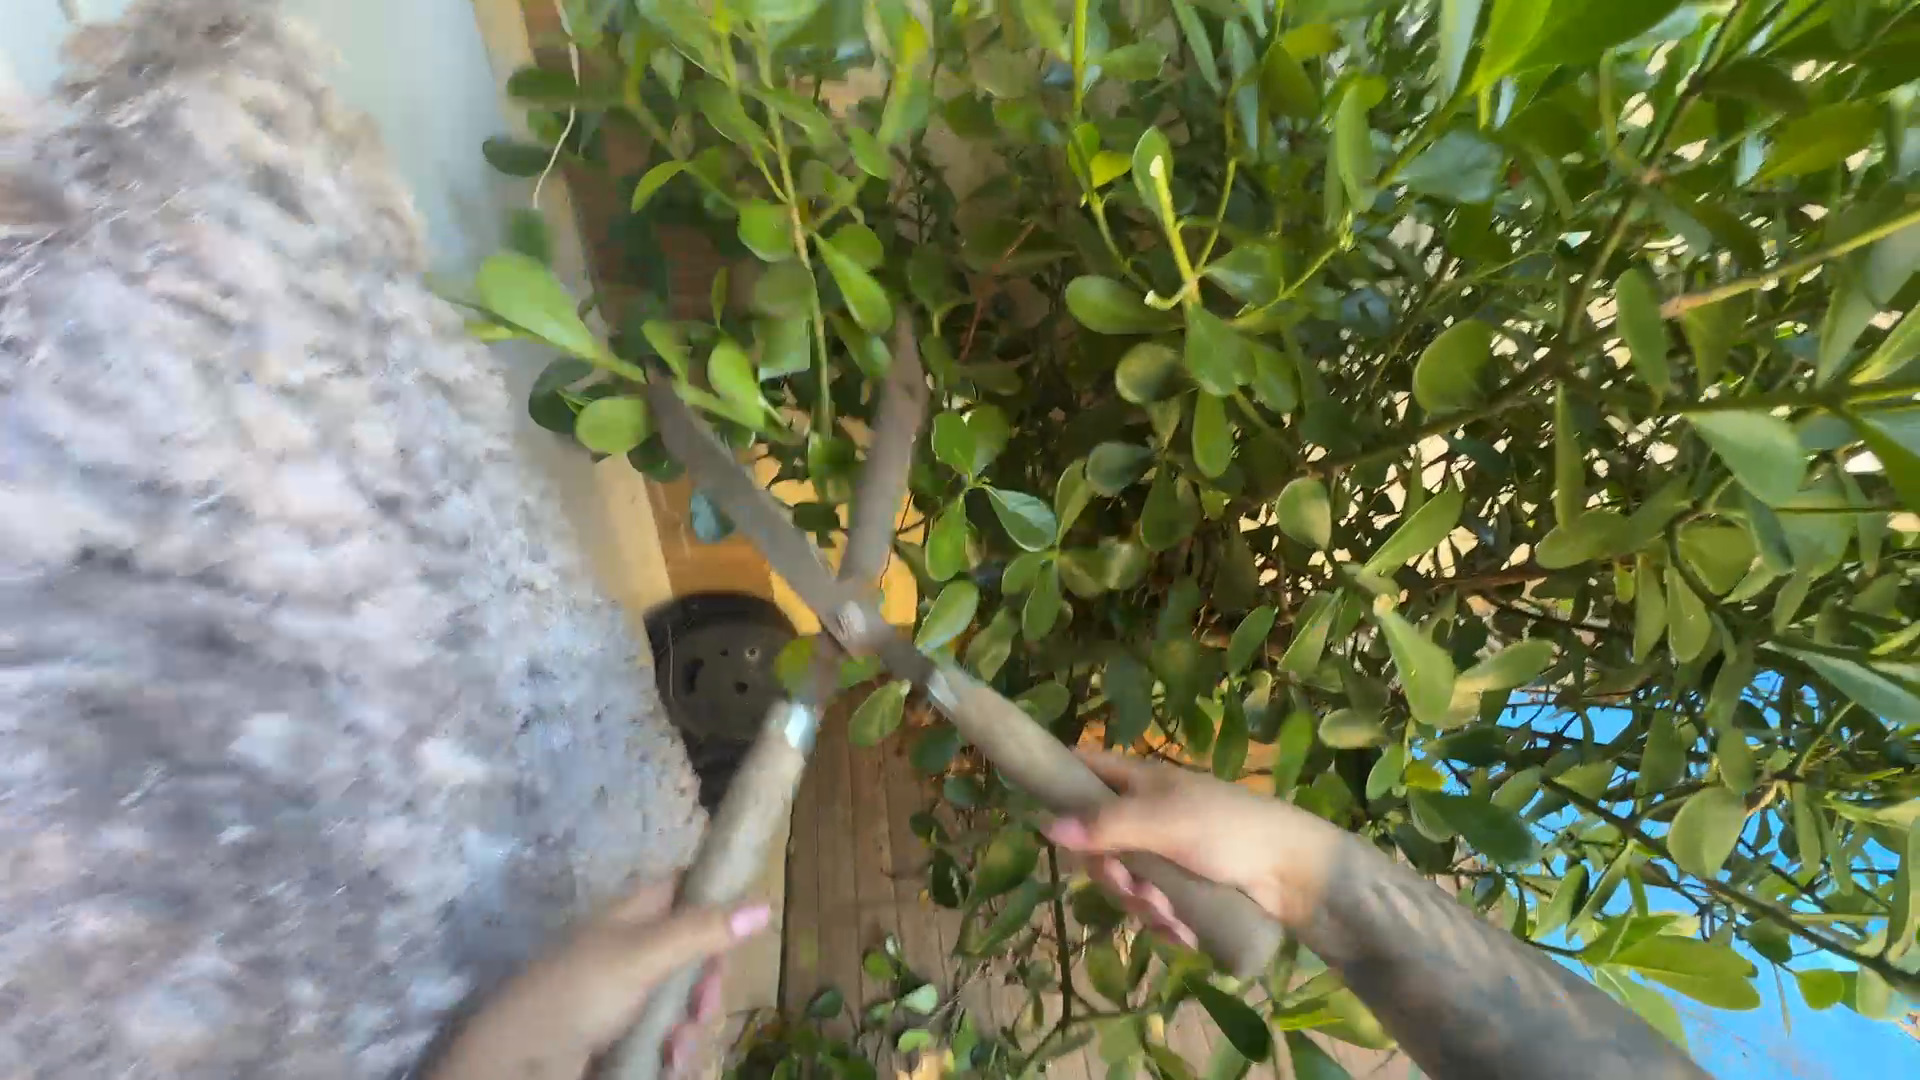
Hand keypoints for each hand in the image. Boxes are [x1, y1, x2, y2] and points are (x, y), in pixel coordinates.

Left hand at [428, 880, 771, 1079]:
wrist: (511, 1072)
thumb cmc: (573, 994)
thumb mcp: (642, 955)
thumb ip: (703, 930)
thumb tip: (766, 903)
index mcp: (635, 916)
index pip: (688, 890)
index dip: (718, 900)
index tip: (742, 923)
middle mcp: (637, 954)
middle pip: (698, 954)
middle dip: (709, 982)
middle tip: (705, 1003)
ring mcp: (632, 1003)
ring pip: (688, 1005)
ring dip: (693, 1028)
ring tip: (678, 1049)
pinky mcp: (629, 1047)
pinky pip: (672, 1044)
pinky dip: (678, 1056)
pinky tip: (670, 1066)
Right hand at [1042, 750, 1347, 936]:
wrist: (1294, 874)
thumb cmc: (1225, 827)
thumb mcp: (1160, 820)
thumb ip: (1104, 824)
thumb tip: (1043, 825)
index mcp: (1136, 781)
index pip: (1082, 767)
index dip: (1058, 783)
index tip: (1041, 814)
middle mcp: (1142, 814)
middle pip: (1094, 840)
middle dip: (1110, 871)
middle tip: (1131, 884)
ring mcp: (1161, 853)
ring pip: (1121, 880)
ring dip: (1140, 903)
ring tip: (1170, 912)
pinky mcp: (1180, 890)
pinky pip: (1148, 908)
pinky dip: (1163, 923)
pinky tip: (1183, 929)